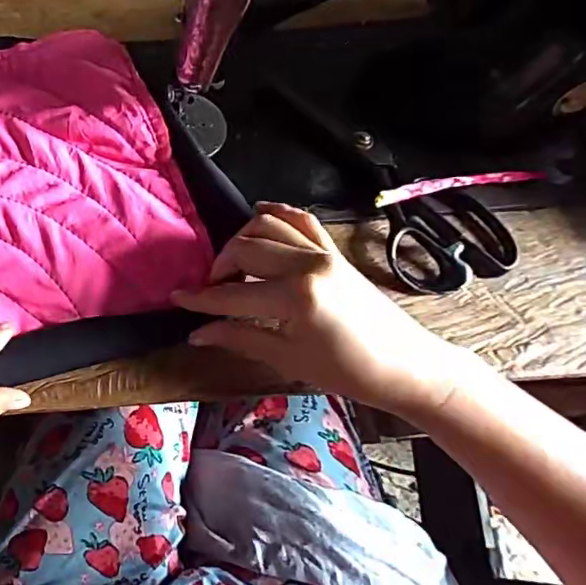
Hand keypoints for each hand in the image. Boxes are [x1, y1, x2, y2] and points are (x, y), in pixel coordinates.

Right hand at [172, 202, 484, 415]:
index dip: (200, 298)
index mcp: (296, 296)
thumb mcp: (287, 359)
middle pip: (244, 248)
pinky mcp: (334, 250)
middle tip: (211, 290)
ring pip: (267, 225)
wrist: (408, 366)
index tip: (176, 298)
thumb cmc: (348, 371)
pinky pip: (300, 219)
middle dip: (219, 267)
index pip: (232, 294)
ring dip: (241, 240)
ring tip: (233, 266)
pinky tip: (259, 218)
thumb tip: (197, 333)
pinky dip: (276, 214)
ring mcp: (323, 252)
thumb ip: (239, 337)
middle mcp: (307, 264)